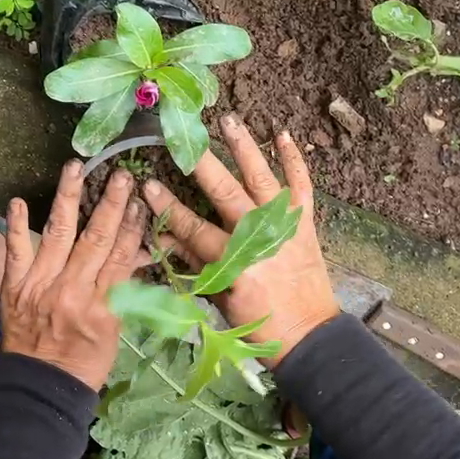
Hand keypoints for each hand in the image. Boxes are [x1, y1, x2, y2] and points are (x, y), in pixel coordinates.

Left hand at [1, 163, 151, 390]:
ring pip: (58, 233)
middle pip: (95, 238)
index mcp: (101, 306)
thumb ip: (123, 292)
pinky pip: (15, 250)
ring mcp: (40, 285)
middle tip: (120, 175)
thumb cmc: (84, 361)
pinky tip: (19, 200)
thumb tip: (137, 254)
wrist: (39, 387)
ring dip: (67, 197)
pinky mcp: (14, 285)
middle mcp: (71, 290)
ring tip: (74, 167)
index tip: (139, 199)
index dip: (132, 226)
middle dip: (110, 204)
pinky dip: (16, 225)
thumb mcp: (114, 332)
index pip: (120, 256)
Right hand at [143, 114, 340, 365]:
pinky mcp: (304, 224)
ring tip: (228, 120)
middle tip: (184, 140)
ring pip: (262, 179)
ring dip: (244, 148)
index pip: (193, 228)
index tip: (148, 184)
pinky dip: (294, 161)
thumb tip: (161, 239)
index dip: (168, 207)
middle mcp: (260, 237)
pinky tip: (284, 135)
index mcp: (235, 261)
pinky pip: (301, 186)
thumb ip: (193, 264)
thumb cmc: (259, 323)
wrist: (311, 338)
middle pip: (226, 194)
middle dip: (202, 166)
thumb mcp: (220, 299)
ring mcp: (285, 227)